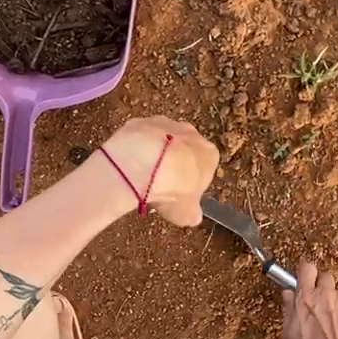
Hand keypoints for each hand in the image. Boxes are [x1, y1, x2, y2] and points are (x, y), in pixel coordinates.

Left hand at [96, 117, 218, 226]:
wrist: (143, 164)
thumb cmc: (173, 190)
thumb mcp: (186, 214)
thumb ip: (191, 213)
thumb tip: (193, 216)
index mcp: (209, 155)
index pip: (206, 168)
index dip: (192, 182)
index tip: (180, 194)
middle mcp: (191, 134)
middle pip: (184, 150)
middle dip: (173, 164)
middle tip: (159, 185)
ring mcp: (165, 124)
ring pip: (162, 140)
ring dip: (154, 154)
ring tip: (140, 176)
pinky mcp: (141, 121)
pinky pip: (140, 136)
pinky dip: (136, 147)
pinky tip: (128, 163)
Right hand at [282, 262, 337, 338]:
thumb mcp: (290, 337)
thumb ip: (288, 311)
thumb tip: (288, 295)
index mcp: (305, 298)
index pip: (306, 269)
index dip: (306, 270)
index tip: (307, 274)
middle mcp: (326, 293)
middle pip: (326, 276)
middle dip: (325, 286)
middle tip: (323, 302)